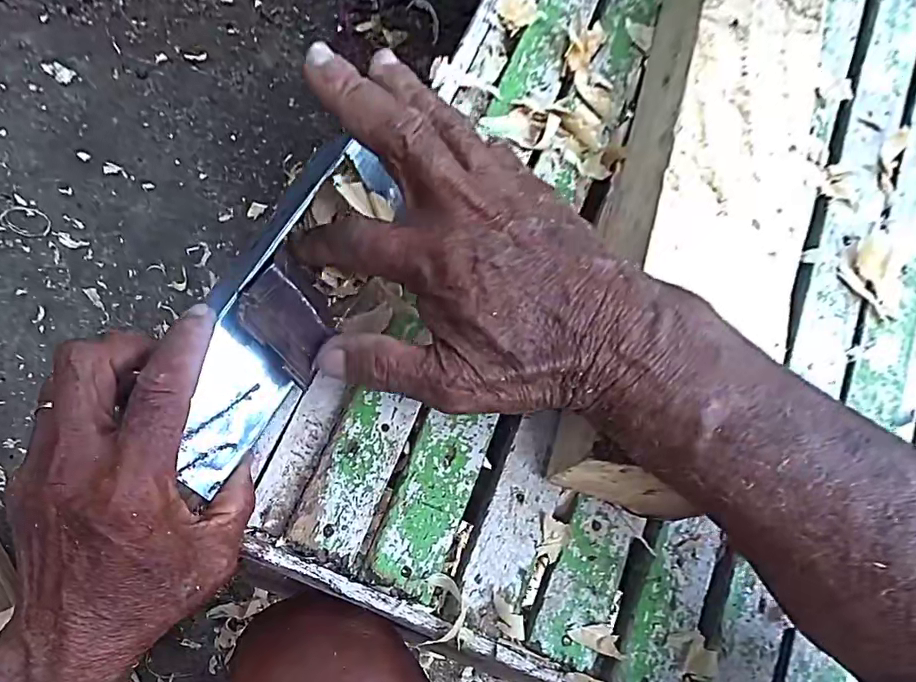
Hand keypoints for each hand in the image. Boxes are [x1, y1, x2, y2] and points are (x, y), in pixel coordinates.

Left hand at [0, 307, 252, 681]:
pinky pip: (52, 418)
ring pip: (59, 384)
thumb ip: (235, 501)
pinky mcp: (24, 479)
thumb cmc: (145, 601)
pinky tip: (111, 437)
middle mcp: (79, 465)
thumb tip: (245, 458)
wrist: (72, 637)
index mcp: (133, 484)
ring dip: (101, 374)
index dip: (183, 347)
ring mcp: (42, 468)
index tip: (198, 322)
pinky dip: (85, 408)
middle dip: (125, 345)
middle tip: (156, 360)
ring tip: (135, 393)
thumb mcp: (213, 558)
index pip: (160, 393)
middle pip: (83, 363)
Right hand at [292, 43, 664, 415]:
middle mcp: (460, 212)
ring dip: (400, 89)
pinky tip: (439, 108)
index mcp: (434, 263)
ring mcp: (495, 191)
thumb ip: (387, 366)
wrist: (609, 335)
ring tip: (373, 64)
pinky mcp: (525, 186)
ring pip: (437, 123)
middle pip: (393, 138)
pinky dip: (451, 115)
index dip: (321, 243)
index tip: (306, 249)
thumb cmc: (537, 361)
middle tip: (319, 65)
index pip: (356, 241)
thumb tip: (330, 359)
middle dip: (349, 98)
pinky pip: (479, 136)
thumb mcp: (452, 383)